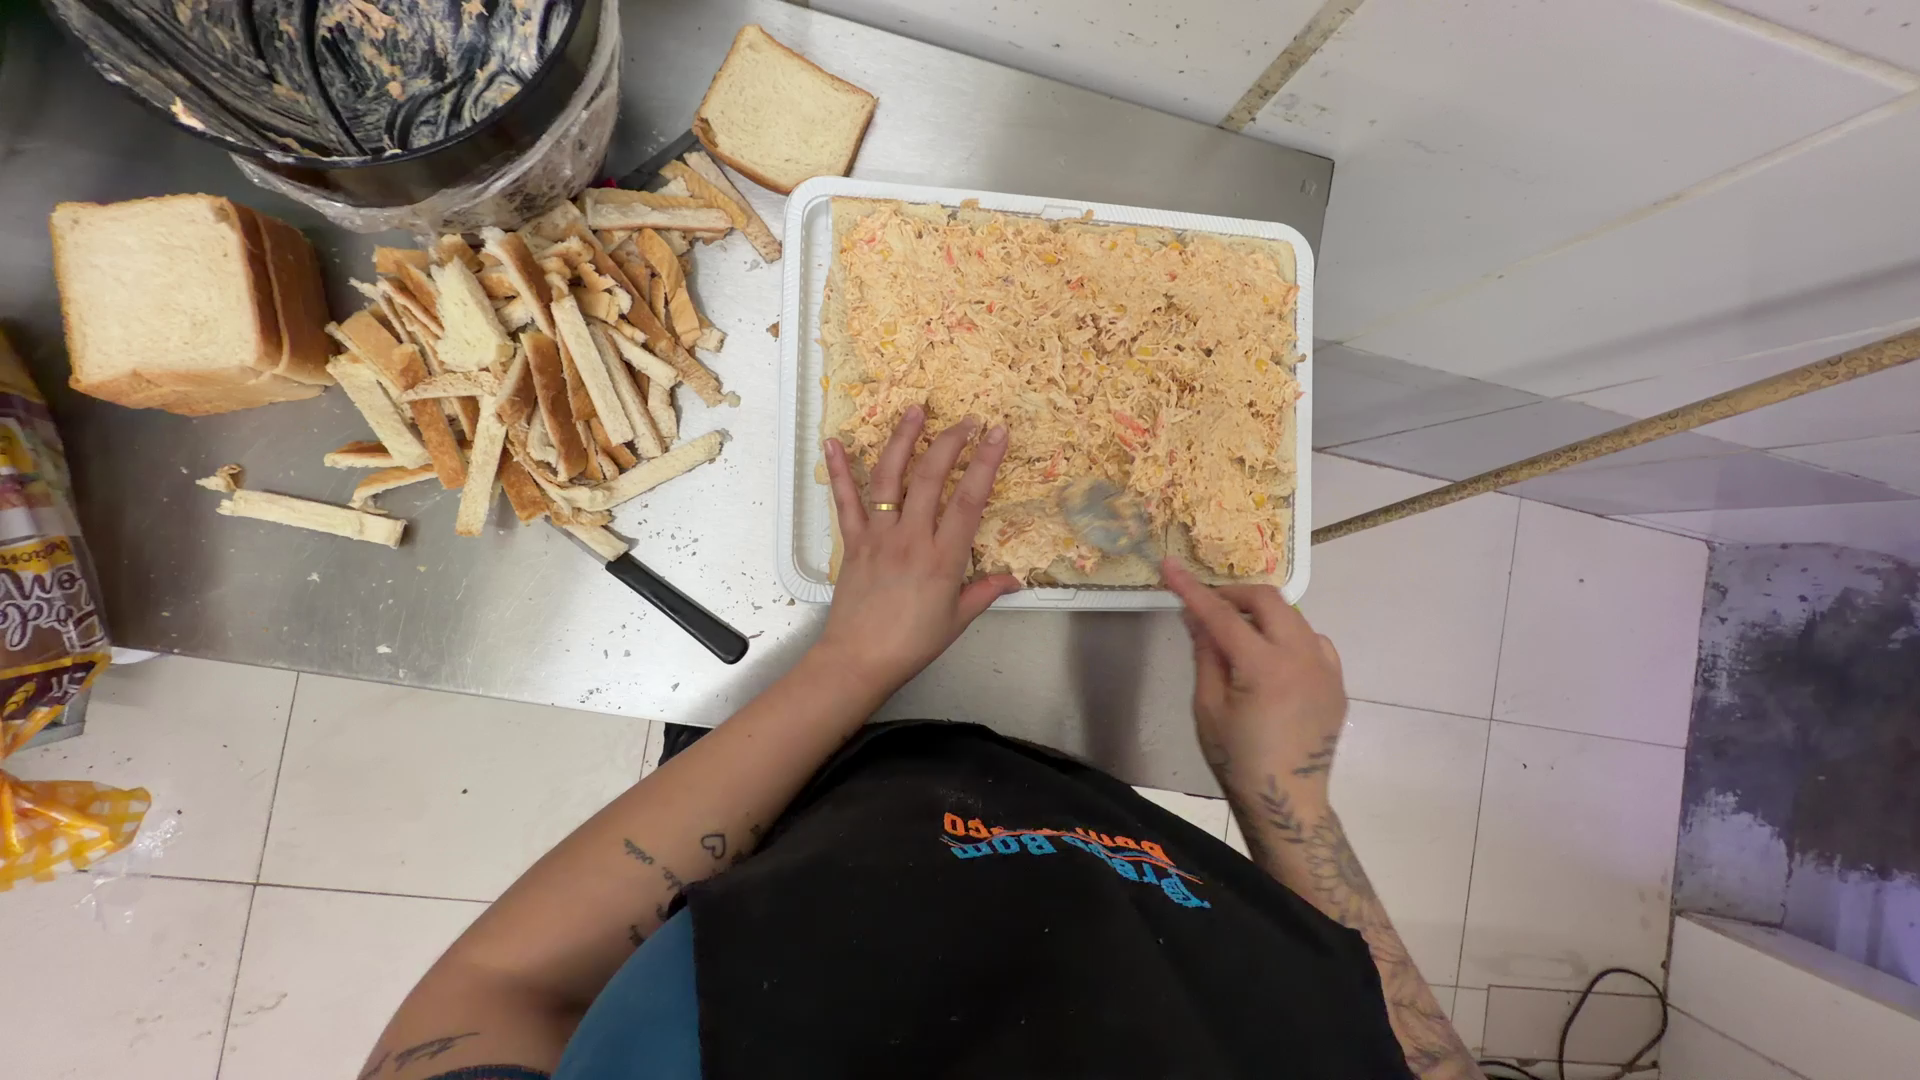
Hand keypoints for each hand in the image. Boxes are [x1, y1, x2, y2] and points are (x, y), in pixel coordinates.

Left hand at [817, 406, 1020, 693]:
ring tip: (915, 410)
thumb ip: (985, 592)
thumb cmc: (912, 644)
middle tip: (967, 419)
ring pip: (890, 477)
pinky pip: (846, 500)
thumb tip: (1014, 579)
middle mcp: (910, 537)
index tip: (997, 432)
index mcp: (943, 558)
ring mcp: (878, 535)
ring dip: (903, 440)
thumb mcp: (957, 620)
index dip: (986, 462)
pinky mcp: (853, 541)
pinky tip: (834, 442)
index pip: (969, 500)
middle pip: (932, 477)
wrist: (858, 659)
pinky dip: (840, 470)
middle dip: (951, 441)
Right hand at [1162, 559, 1347, 799]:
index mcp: (1265, 667)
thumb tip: (1196, 615)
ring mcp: (1326, 669)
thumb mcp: (1208, 706)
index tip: (1170, 565)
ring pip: (1294, 616)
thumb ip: (1206, 654)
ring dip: (1262, 614)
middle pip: (1269, 599)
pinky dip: (1288, 636)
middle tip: (1209, 605)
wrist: (1287, 802)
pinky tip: (1272, 657)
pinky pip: (1313, 640)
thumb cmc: (1237, 758)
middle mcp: (1302, 658)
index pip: (1222, 614)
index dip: (1192, 588)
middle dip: (1234, 593)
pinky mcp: (1337, 682)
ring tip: (1238, 635)